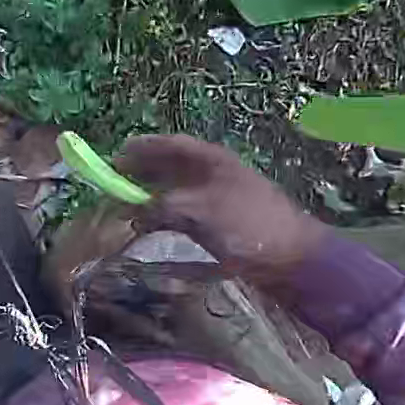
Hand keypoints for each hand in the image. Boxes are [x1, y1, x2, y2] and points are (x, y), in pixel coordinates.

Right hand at [115, 134, 327, 282]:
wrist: (291, 260)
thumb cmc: (246, 225)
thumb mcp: (198, 210)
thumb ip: (159, 205)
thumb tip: (128, 209)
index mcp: (212, 161)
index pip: (171, 144)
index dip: (142, 148)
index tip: (115, 156)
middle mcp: (212, 175)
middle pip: (169, 166)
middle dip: (140, 173)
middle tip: (113, 182)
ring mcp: (215, 200)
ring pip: (173, 191)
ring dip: (148, 197)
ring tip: (123, 207)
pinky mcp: (216, 224)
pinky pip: (180, 214)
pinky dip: (160, 217)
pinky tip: (145, 226)